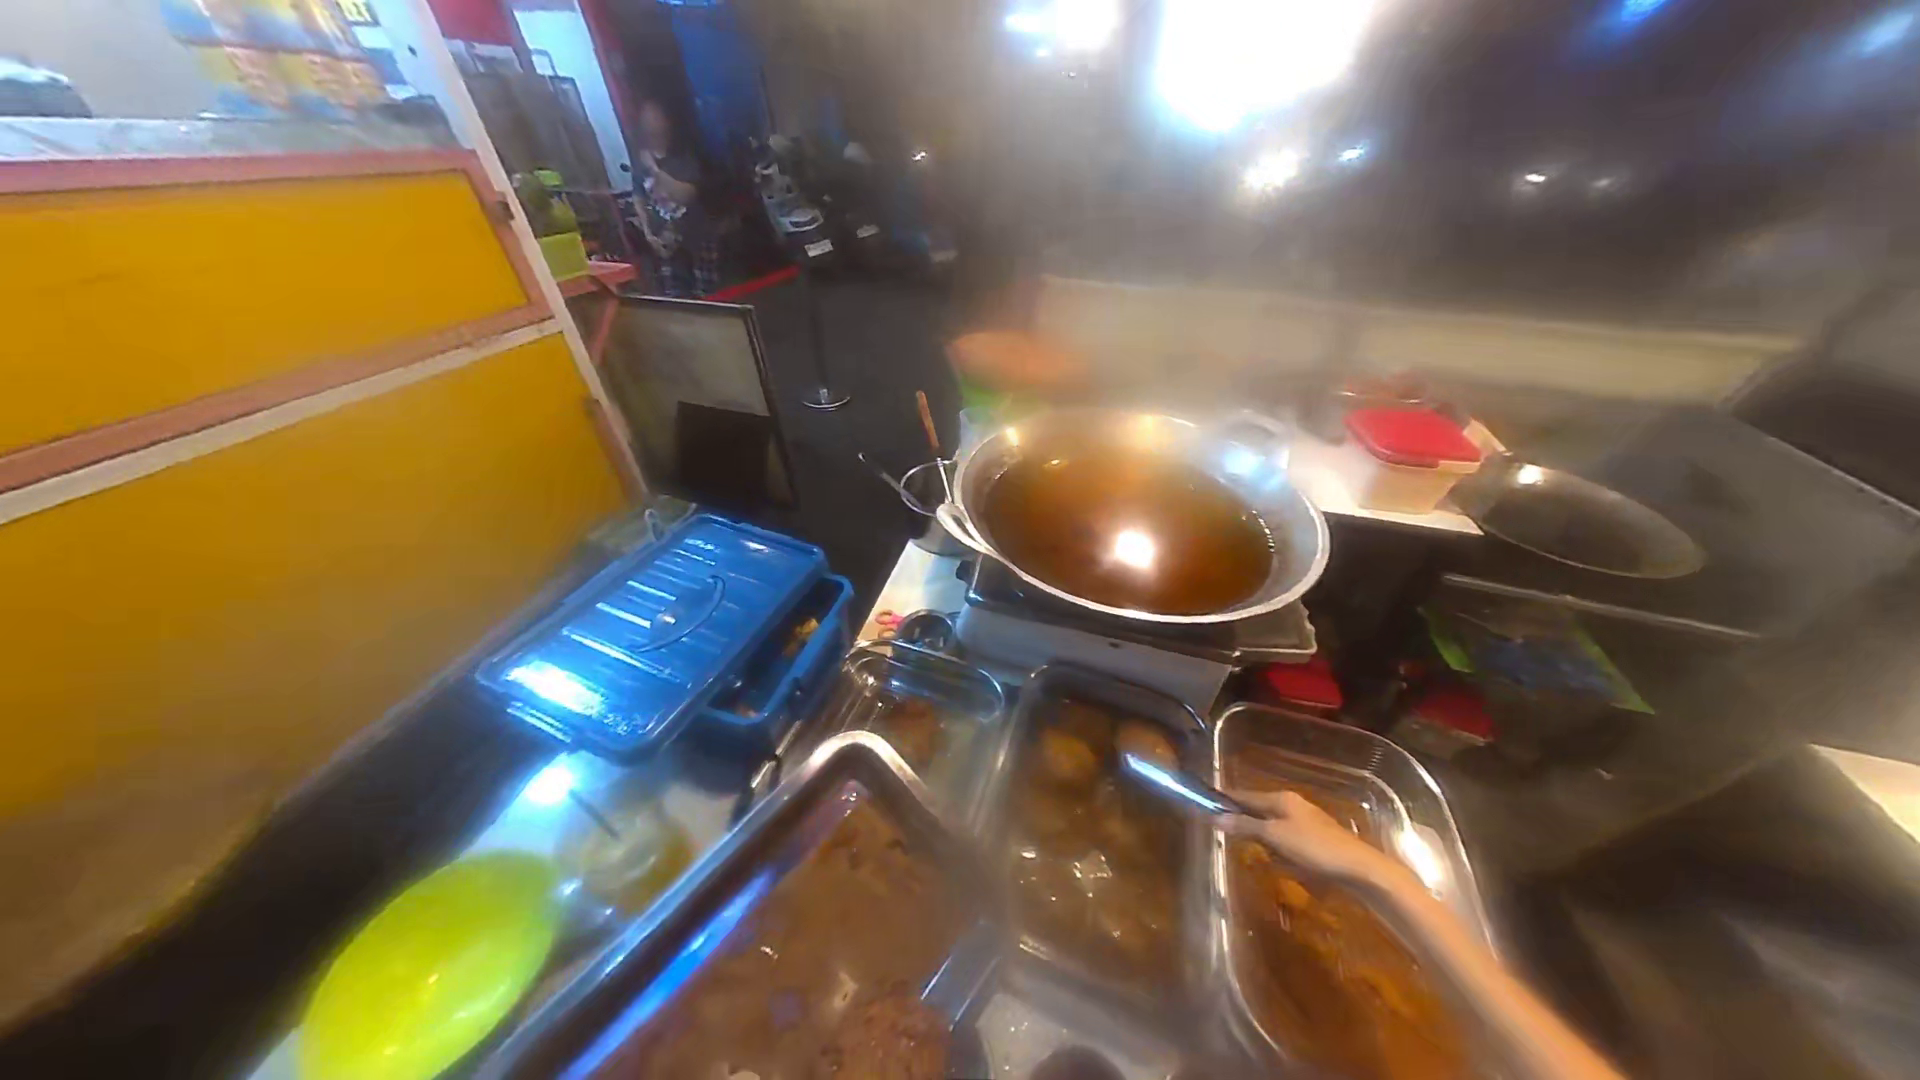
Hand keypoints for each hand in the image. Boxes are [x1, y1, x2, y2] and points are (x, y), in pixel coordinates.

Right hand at [1226, 790, 1408, 890]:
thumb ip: (1245, 826)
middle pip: (1259, 809)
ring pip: (1273, 826)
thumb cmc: (1314, 848)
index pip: (1244, 795)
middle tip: (1226, 833)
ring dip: (1263, 838)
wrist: (1361, 869)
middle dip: (1244, 821)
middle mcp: (1292, 805)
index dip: (1225, 800)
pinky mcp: (1317, 840)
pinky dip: (1279, 848)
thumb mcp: (1274, 837)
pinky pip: (1287, 840)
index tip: (1206, 803)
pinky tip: (1281, 863)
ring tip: (1253, 851)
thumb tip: (1215, 817)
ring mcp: (1307, 822)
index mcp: (1280, 798)